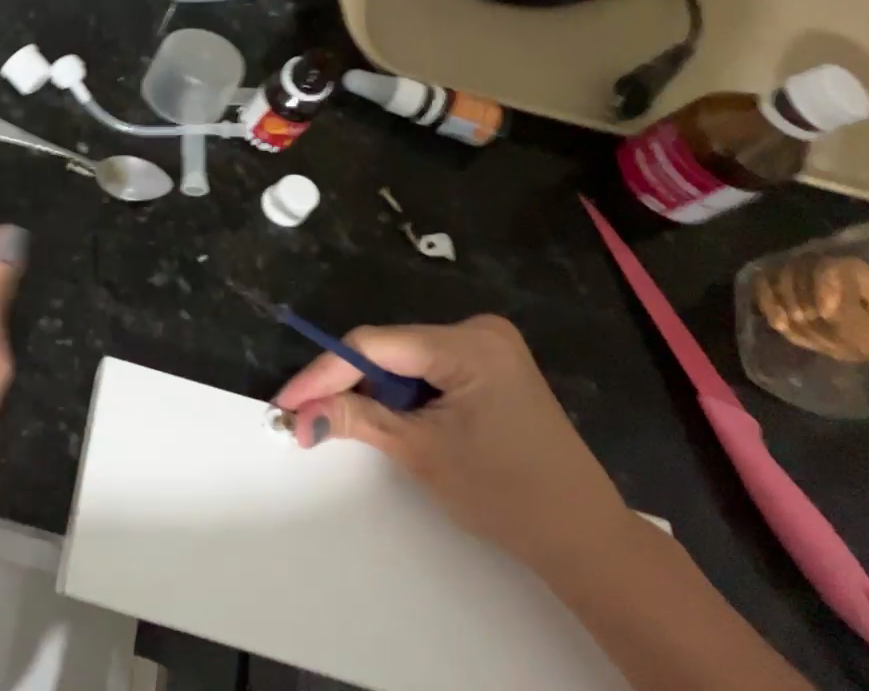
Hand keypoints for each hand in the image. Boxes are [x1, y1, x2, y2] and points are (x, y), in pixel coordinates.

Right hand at [274, 316, 640, 576]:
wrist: (582, 536)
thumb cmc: (505, 494)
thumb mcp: (419, 452)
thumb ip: (354, 418)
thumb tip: (296, 413)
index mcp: (469, 345)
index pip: (373, 346)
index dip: (323, 373)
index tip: (286, 401)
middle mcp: (479, 332)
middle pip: (386, 347)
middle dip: (343, 381)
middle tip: (305, 413)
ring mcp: (489, 348)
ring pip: (402, 358)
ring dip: (369, 388)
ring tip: (335, 417)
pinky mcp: (490, 367)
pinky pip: (426, 368)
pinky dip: (399, 392)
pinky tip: (380, 414)